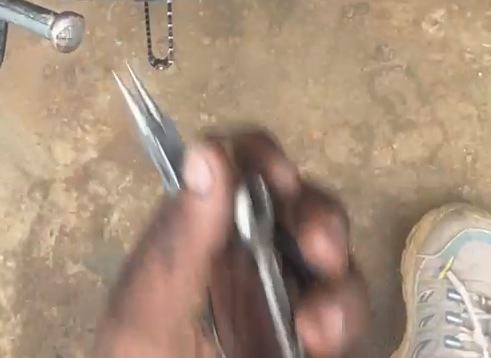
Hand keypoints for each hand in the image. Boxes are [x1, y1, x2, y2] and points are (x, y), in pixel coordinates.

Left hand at [94, 131, 367, 357]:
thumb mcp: (144, 320)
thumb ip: (177, 243)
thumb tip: (206, 152)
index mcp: (195, 235)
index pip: (230, 166)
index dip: (256, 155)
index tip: (275, 174)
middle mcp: (242, 257)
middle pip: (296, 203)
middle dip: (316, 213)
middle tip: (317, 247)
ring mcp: (281, 302)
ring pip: (332, 260)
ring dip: (339, 279)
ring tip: (318, 328)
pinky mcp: (312, 345)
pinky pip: (346, 316)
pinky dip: (346, 319)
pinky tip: (321, 346)